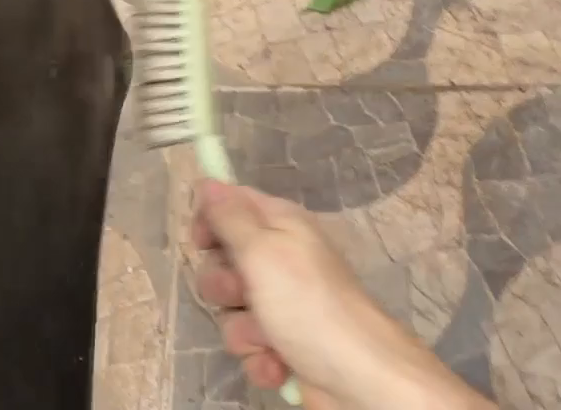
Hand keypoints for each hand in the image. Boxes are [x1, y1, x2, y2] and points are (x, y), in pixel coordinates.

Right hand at [193, 180, 492, 409]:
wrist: (359, 379)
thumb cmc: (308, 303)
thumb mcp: (262, 249)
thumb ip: (229, 215)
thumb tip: (207, 181)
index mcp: (278, 225)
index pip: (230, 203)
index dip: (209, 219)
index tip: (201, 242)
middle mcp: (278, 259)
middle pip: (223, 260)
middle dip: (223, 284)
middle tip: (242, 293)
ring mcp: (281, 303)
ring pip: (231, 308)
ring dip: (242, 328)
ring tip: (267, 337)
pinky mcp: (283, 343)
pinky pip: (249, 344)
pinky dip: (259, 357)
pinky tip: (277, 363)